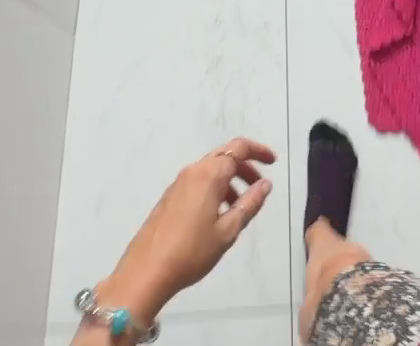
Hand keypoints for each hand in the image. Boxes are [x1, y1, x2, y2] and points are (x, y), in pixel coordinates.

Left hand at [98, 138, 276, 325]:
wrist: (146, 271)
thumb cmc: (192, 251)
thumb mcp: (228, 231)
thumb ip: (249, 204)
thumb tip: (266, 184)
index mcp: (210, 174)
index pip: (239, 147)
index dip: (258, 150)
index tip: (273, 162)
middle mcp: (194, 170)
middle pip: (225, 155)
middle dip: (245, 166)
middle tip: (259, 185)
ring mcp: (178, 183)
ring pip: (211, 169)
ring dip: (230, 179)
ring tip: (240, 206)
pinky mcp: (169, 196)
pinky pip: (198, 180)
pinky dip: (214, 187)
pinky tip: (218, 214)